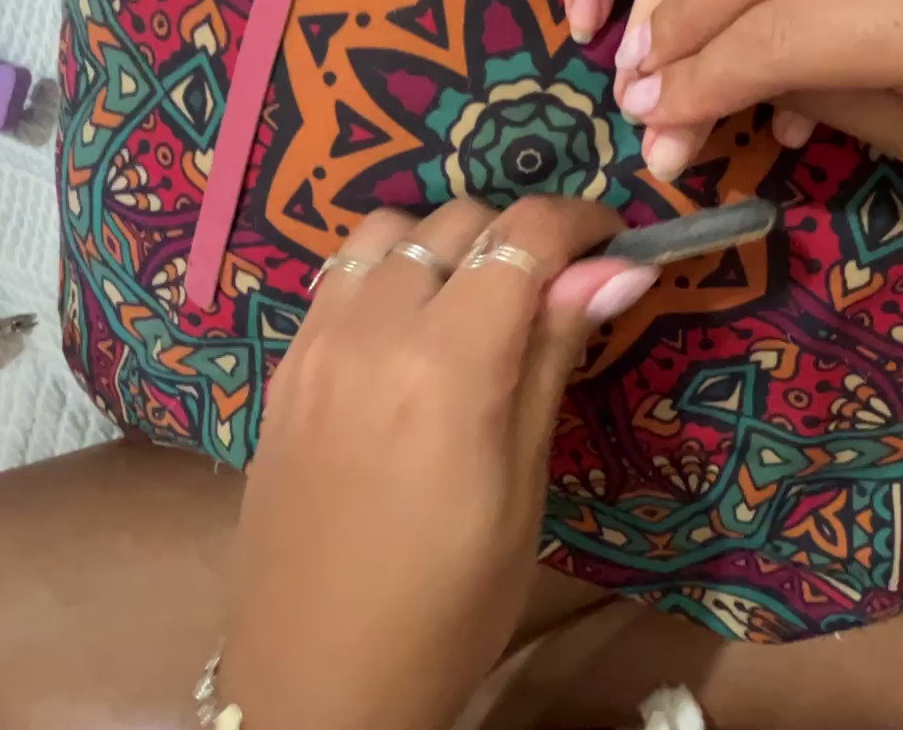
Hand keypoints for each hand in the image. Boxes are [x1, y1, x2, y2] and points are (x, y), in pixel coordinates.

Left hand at [220, 198, 660, 729]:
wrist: (316, 683)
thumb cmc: (450, 599)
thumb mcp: (525, 482)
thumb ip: (555, 353)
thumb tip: (617, 270)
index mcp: (446, 365)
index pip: (522, 238)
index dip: (580, 223)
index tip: (613, 243)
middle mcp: (373, 330)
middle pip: (459, 219)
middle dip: (522, 234)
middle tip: (556, 286)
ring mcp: (317, 342)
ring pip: (393, 227)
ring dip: (450, 238)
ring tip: (480, 294)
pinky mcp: (285, 364)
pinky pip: (343, 270)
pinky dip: (392, 263)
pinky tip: (414, 316)